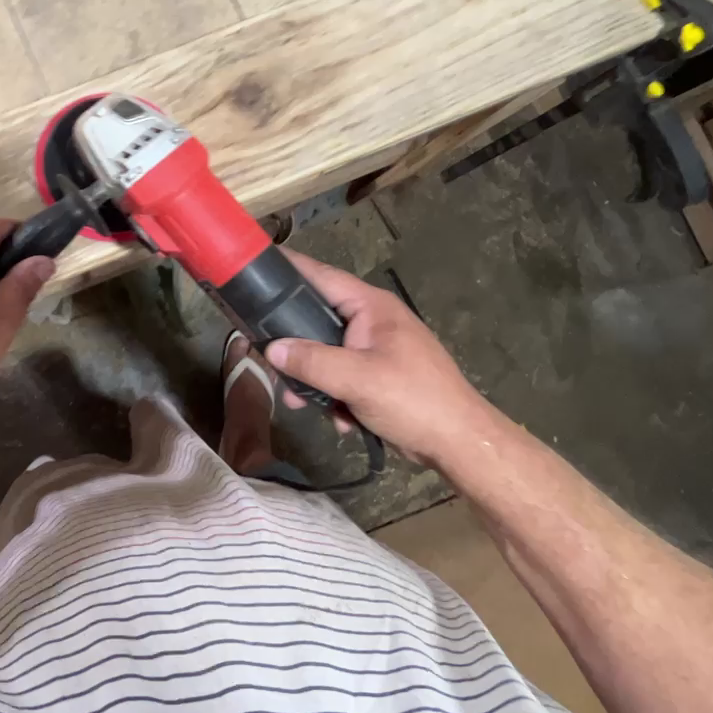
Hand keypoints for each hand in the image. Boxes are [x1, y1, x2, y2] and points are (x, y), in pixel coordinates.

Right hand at [266, 251, 499, 465]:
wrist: (461, 445)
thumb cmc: (414, 400)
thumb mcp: (357, 379)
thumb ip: (311, 362)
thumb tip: (270, 349)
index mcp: (371, 307)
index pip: (321, 275)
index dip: (287, 269)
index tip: (251, 267)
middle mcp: (372, 321)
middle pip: (317, 319)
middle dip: (293, 344)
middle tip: (267, 359)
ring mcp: (376, 349)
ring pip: (326, 353)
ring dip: (312, 379)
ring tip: (299, 403)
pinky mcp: (379, 375)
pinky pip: (342, 376)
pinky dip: (334, 396)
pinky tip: (339, 421)